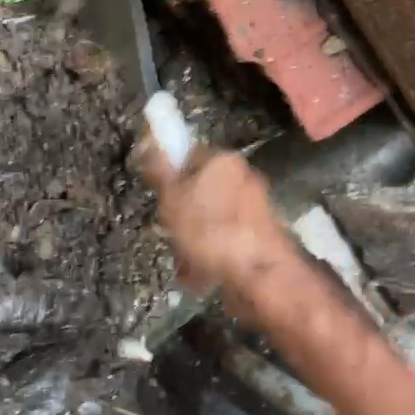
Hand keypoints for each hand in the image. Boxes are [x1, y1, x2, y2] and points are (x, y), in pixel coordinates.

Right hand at [134, 134, 297, 312]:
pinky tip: (204, 272)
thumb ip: (158, 166)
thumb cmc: (210, 230)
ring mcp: (258, 208)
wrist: (261, 276)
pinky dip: (215, 250)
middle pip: (201, 187)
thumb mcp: (170, 195)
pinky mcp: (265, 236)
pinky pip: (229, 237)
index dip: (168, 173)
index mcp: (223, 160)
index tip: (159, 194)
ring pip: (213, 215)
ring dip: (197, 234)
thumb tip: (150, 138)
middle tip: (169, 229)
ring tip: (185, 260)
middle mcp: (246, 177)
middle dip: (183, 210)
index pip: (186, 154)